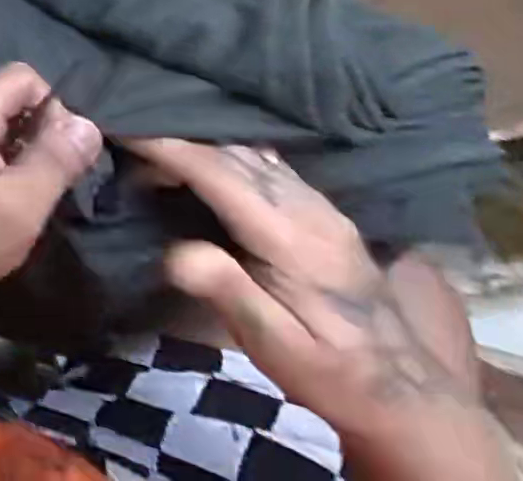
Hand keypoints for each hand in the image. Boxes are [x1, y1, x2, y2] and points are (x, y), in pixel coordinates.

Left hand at [0, 64, 101, 318]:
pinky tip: (6, 192)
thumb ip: (55, 159)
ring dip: (24, 147)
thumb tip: (88, 122)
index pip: (22, 76)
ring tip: (27, 191)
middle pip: (11, 96)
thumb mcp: (21, 205)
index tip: (61, 154)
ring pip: (0, 117)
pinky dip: (4, 155)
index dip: (54, 107)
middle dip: (41, 130)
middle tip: (48, 180)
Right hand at [128, 140, 509, 480]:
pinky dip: (217, 147)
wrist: (407, 397)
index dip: (163, 145)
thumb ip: (227, 292)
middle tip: (116, 131)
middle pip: (229, 150)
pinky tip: (194, 151)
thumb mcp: (275, 345)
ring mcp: (317, 204)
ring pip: (246, 149)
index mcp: (293, 236)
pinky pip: (259, 159)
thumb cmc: (329, 371)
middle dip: (168, 135)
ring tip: (143, 140)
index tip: (115, 126)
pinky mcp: (316, 207)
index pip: (217, 171)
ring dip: (192, 139)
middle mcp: (308, 207)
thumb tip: (176, 251)